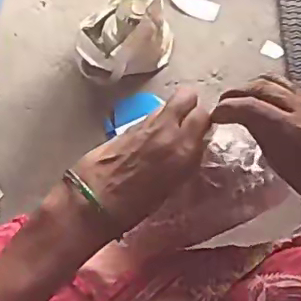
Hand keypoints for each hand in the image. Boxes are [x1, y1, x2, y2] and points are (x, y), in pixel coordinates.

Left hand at [68, 86, 212, 234]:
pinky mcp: (127, 126)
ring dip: (171, 113)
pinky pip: (150, 116)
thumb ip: (186, 158)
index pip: (204, 114)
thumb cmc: (137, 205)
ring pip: (167, 104)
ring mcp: (145, 125)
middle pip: (187, 95)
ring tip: (167, 132)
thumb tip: (193, 145)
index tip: (204, 129)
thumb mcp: (174, 184)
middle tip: (188, 120)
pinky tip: (149, 139)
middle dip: (190, 104)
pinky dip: (154, 122)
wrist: (95, 201)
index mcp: (183, 148)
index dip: (205, 120)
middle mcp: (167, 130)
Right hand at [210, 77, 300, 216]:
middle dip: (237, 92)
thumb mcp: (279, 162)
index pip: (251, 106)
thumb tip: (242, 117)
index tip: (215, 115)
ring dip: (253, 86)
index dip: (228, 107)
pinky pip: (288, 87)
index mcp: (291, 129)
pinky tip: (262, 101)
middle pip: (262, 87)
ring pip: (275, 81)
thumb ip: (261, 134)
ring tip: (240, 98)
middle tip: (223, 103)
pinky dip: (269, 90)